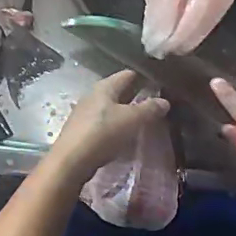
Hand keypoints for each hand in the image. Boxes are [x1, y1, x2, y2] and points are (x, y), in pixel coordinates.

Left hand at [47, 70, 170, 180]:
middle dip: (136, 95)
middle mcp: (92, 96)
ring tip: (143, 120)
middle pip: (118, 91)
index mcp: (104, 87)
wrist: (71, 161)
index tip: (159, 83)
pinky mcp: (81, 131)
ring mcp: (85, 113)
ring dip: (125, 112)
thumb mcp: (131, 119)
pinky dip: (116, 125)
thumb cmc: (102, 133)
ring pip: (110, 108)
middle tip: (155, 103)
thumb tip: (164, 101)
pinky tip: (124, 135)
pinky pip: (104, 123)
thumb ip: (149, 109)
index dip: (143, 77)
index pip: (127, 74)